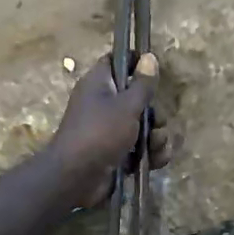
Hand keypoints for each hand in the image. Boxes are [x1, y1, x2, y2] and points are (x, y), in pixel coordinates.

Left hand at [51, 54, 171, 205]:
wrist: (77, 177)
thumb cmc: (100, 133)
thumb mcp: (127, 105)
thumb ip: (142, 84)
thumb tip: (150, 57)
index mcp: (99, 84)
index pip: (117, 62)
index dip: (136, 62)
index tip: (154, 69)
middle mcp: (103, 105)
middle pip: (137, 99)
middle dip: (154, 113)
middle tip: (156, 122)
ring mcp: (109, 132)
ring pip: (142, 127)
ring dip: (155, 137)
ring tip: (155, 146)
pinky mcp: (116, 154)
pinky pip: (139, 149)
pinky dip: (150, 154)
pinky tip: (156, 160)